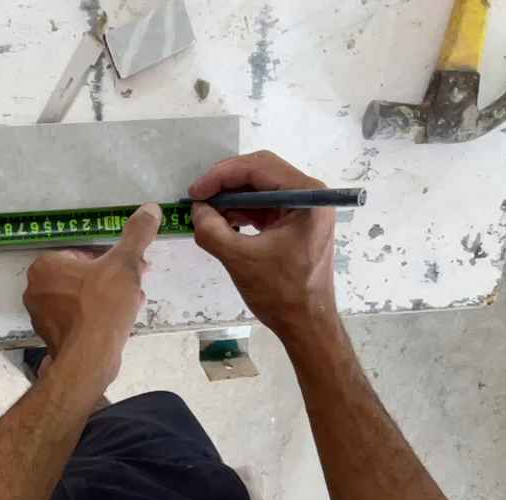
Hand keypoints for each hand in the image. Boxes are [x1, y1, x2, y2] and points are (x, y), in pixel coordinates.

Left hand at [22, 203, 160, 389]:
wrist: (90, 359)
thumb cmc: (103, 306)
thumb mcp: (125, 265)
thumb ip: (137, 235)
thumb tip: (150, 208)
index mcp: (45, 266)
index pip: (82, 254)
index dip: (112, 260)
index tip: (132, 268)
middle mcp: (37, 291)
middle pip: (83, 278)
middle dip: (112, 280)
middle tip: (136, 286)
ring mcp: (43, 319)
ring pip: (82, 301)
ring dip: (109, 299)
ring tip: (134, 305)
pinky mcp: (54, 340)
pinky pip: (79, 322)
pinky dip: (98, 319)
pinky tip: (120, 324)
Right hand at [188, 151, 338, 338]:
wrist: (306, 326)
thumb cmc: (281, 294)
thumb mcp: (241, 260)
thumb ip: (213, 231)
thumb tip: (196, 211)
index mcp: (306, 196)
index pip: (259, 168)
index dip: (222, 176)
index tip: (195, 193)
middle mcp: (309, 196)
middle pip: (261, 174)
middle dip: (226, 186)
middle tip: (199, 201)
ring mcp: (304, 211)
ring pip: (260, 192)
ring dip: (232, 202)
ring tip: (207, 217)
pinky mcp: (295, 227)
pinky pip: (264, 210)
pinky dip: (242, 215)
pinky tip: (224, 227)